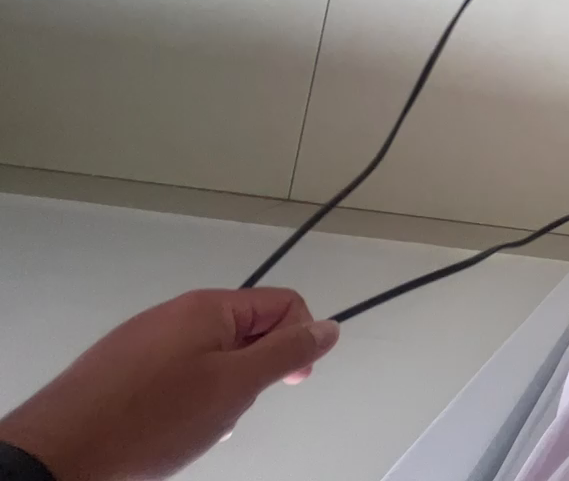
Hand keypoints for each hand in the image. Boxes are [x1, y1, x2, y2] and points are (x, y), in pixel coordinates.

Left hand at [0, 288, 338, 480]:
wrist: (38, 467)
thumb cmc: (149, 420)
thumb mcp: (236, 385)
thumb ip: (290, 351)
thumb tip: (329, 328)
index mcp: (209, 307)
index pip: (284, 306)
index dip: (299, 341)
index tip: (292, 381)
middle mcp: (173, 314)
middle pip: (245, 331)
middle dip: (251, 370)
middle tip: (234, 408)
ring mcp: (135, 343)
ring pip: (207, 356)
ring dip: (216, 388)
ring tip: (193, 426)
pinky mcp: (107, 373)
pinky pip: (168, 374)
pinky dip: (179, 399)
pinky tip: (162, 429)